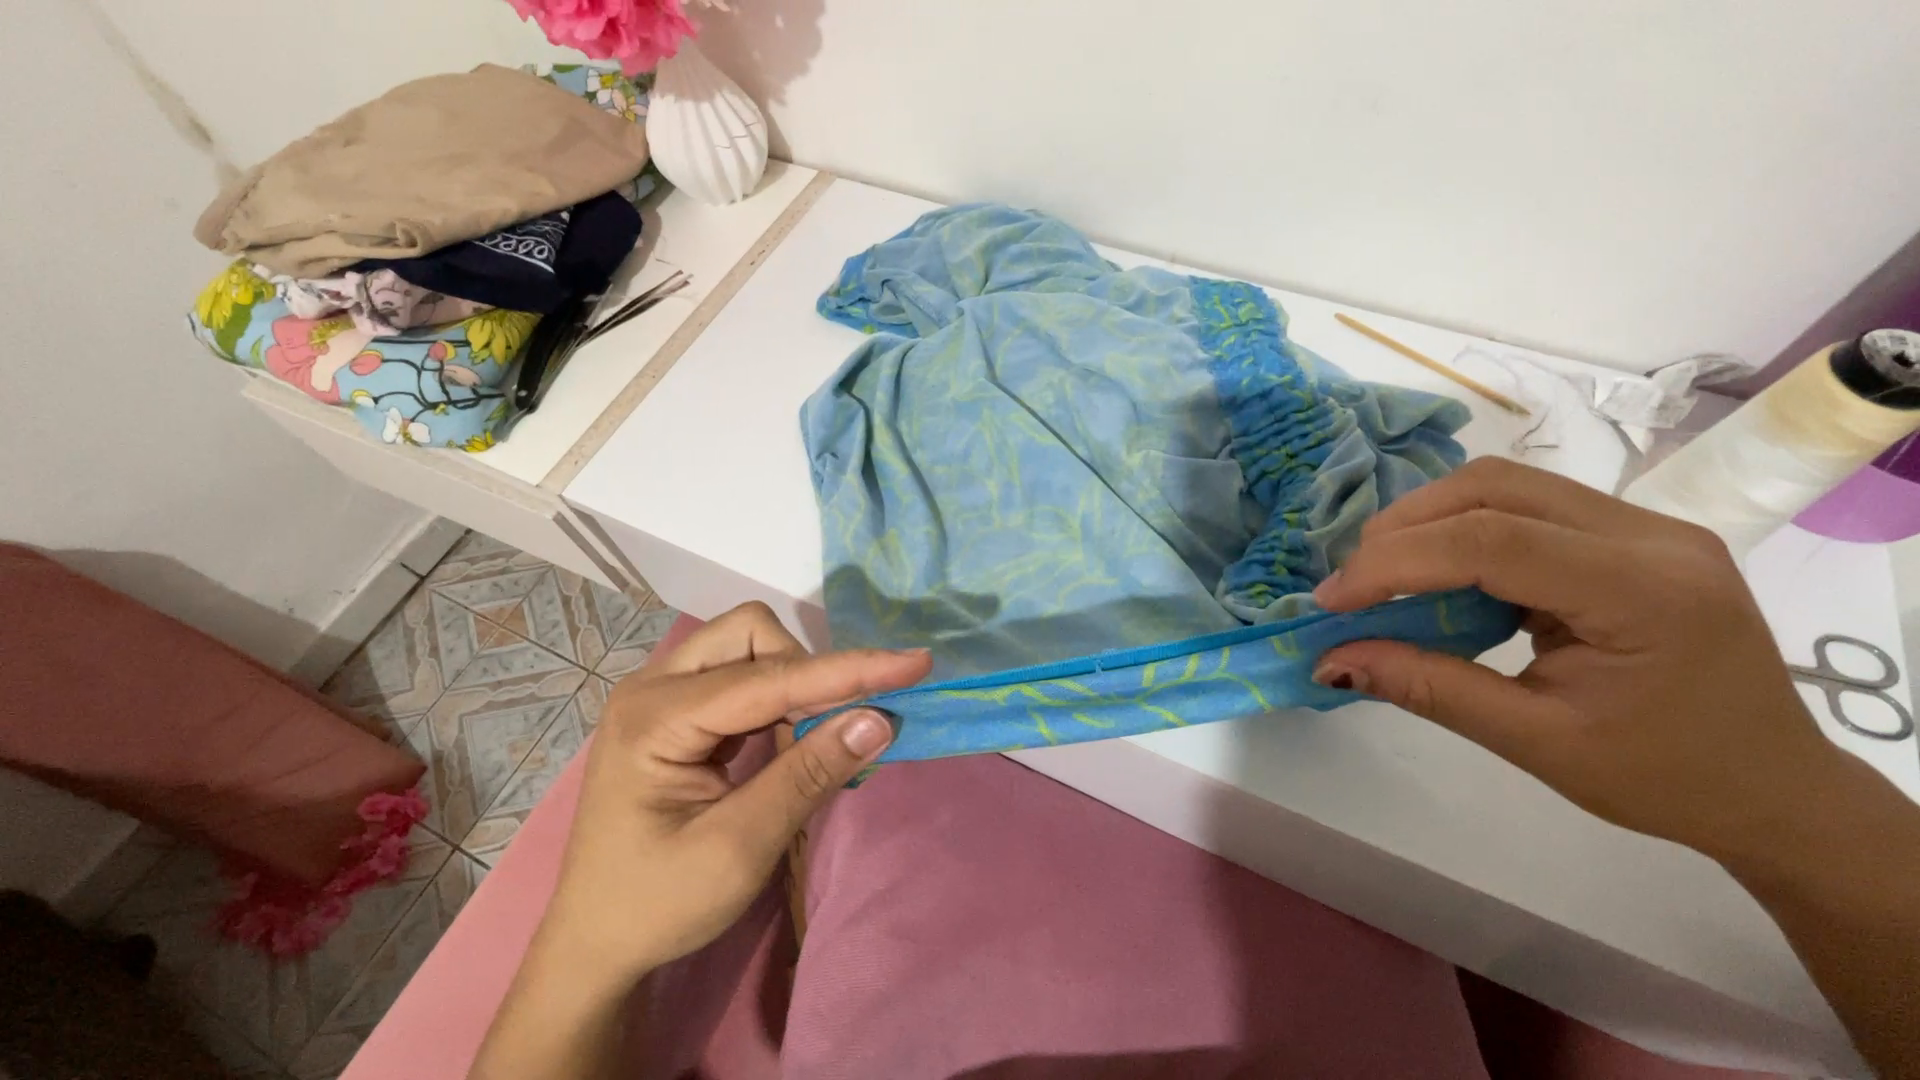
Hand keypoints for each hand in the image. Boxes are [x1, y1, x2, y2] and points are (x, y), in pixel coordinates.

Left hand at [538, 602, 931, 981]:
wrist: (595, 943)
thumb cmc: (659, 903)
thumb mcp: (740, 848)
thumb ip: (808, 775)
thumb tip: (878, 719)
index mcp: (655, 717)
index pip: (770, 676)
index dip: (848, 670)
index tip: (914, 663)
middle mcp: (652, 687)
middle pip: (751, 635)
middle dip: (808, 670)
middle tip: (838, 727)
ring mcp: (661, 696)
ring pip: (748, 650)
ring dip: (795, 687)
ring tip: (812, 747)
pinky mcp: (675, 712)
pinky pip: (740, 678)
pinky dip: (778, 702)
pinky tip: (788, 746)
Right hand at [1310, 458, 1843, 861]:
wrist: (1773, 788)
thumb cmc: (1664, 778)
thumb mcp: (1537, 742)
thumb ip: (1429, 689)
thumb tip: (1330, 662)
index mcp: (1645, 592)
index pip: (1492, 541)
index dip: (1395, 561)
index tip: (1331, 602)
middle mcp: (1651, 535)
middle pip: (1493, 487)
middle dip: (1403, 528)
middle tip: (1352, 585)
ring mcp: (1647, 525)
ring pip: (1504, 484)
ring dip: (1428, 520)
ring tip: (1384, 575)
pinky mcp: (1632, 533)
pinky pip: (1526, 505)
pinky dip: (1462, 529)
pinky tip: (1440, 573)